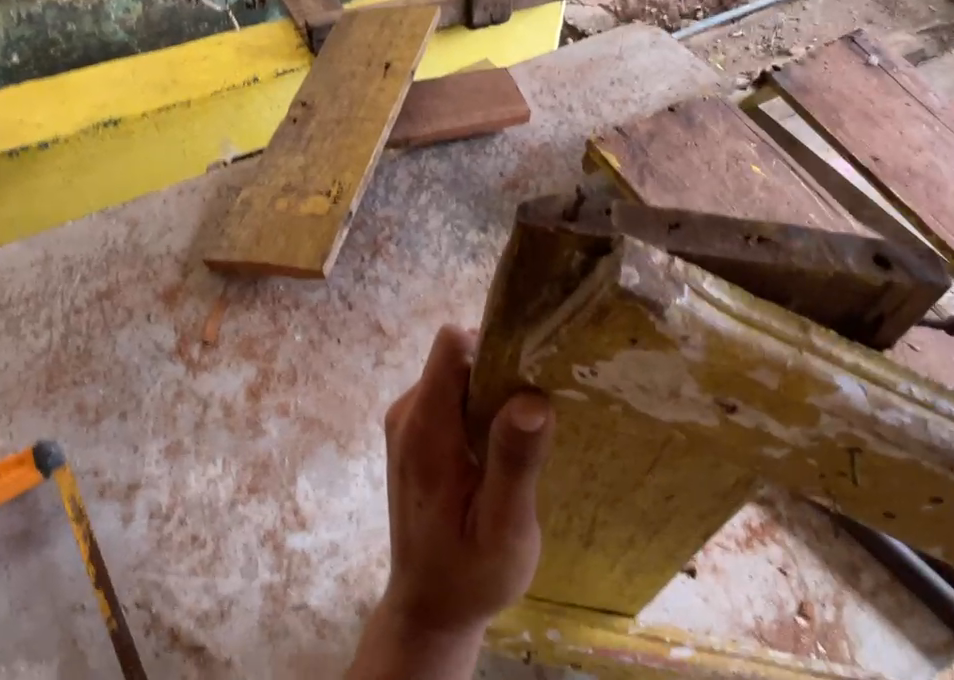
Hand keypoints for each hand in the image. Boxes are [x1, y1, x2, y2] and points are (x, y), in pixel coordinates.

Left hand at [346, 325, 554, 679]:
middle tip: (544, 407)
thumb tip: (531, 398)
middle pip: (459, 356)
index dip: (496, 343)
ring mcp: (409, 423)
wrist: (429, 609)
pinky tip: (507, 446)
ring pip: (459, 375)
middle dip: (503, 370)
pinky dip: (483, 408)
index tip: (535, 367)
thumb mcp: (503, 528)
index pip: (453, 345)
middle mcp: (409, 413)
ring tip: (530, 432)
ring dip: (496, 392)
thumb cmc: (470, 575)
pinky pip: (454, 397)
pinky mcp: (416, 434)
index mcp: (425, 428)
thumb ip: (514, 462)